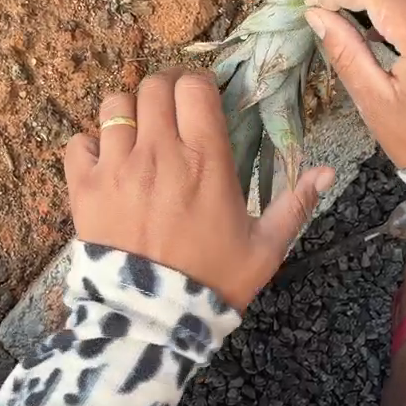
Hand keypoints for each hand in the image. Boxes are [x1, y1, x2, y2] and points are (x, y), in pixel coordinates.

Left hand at [63, 68, 334, 308]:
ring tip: (139, 134)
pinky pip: (78, 142)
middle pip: (154, 85)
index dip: (199, 84)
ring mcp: (116, 167)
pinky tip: (106, 163)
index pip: (195, 87)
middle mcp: (158, 153)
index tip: (203, 99)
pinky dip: (90, 145)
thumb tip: (328, 171)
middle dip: (166, 90)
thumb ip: (296, 205)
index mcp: (205, 159)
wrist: (153, 321)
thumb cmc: (213, 282)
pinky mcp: (84, 188)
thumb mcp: (265, 248)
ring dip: (129, 112)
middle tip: (173, 110)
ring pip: (114, 105)